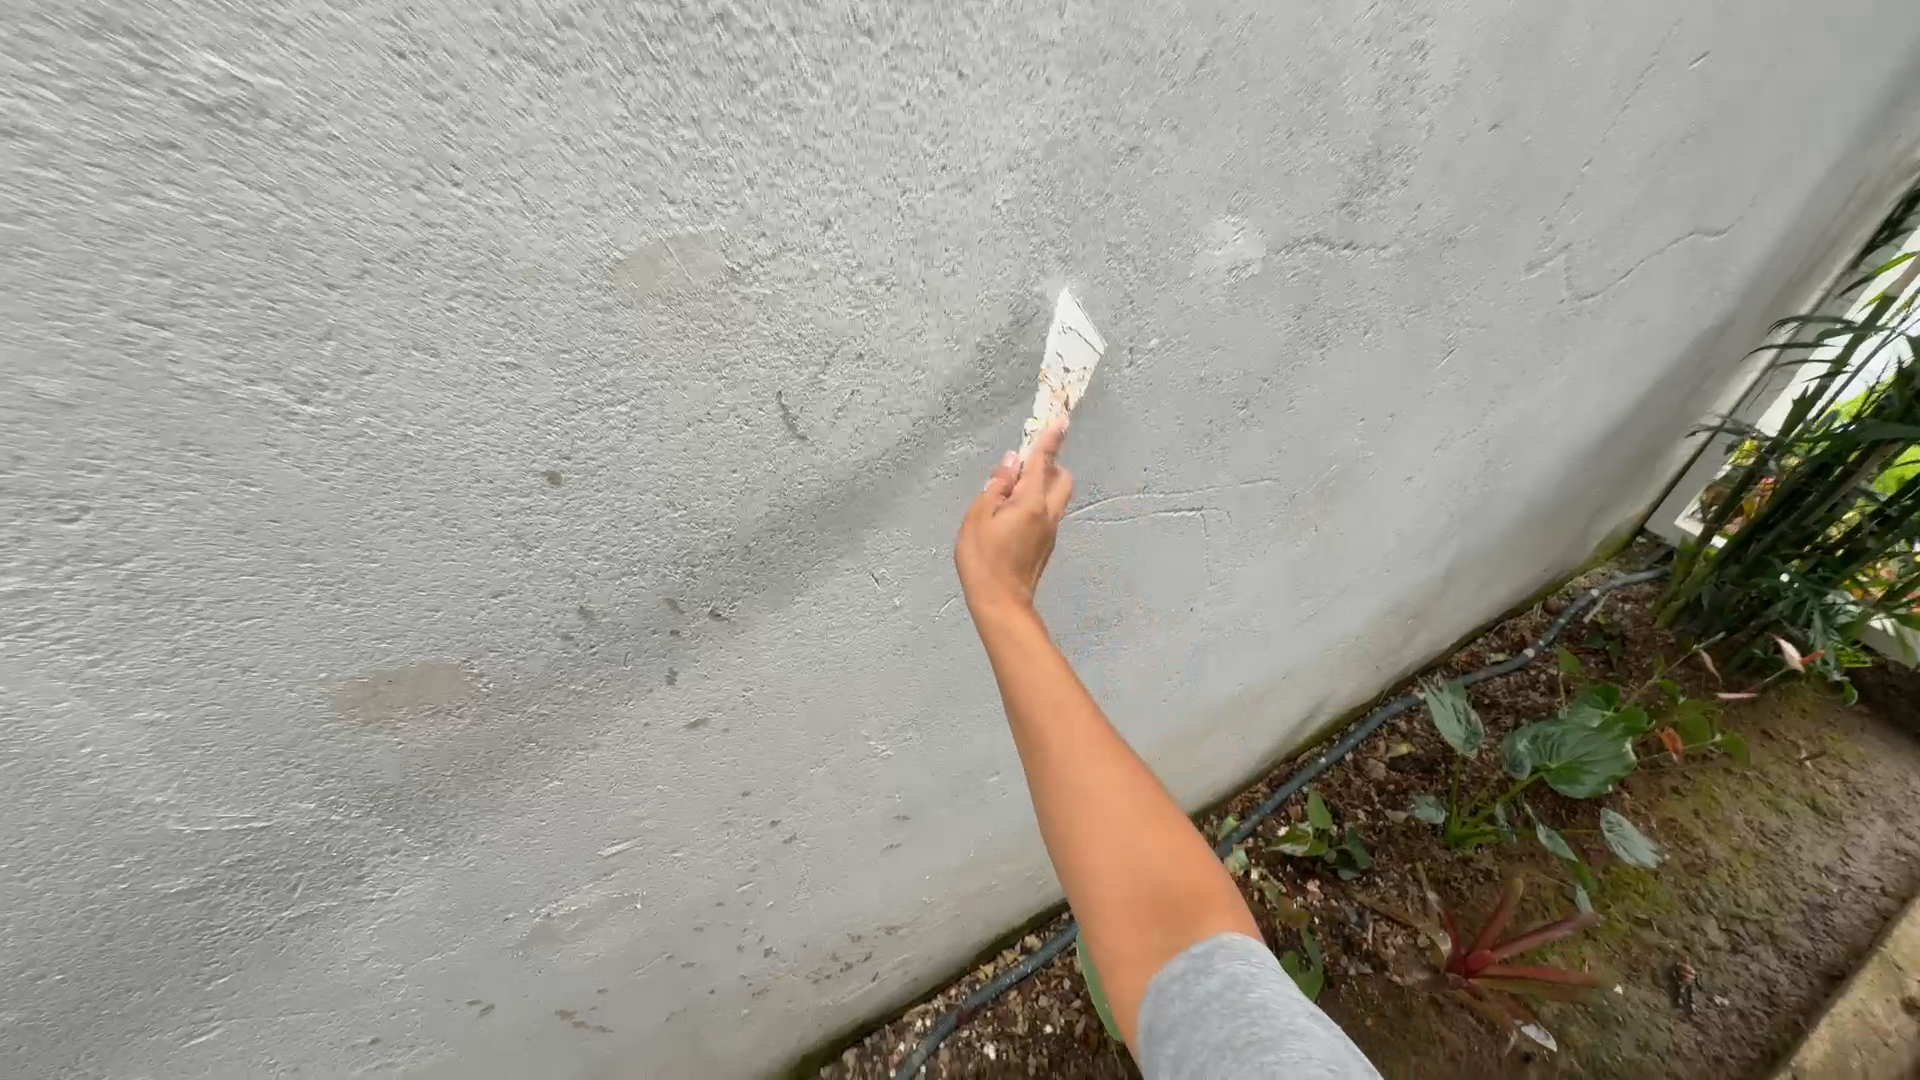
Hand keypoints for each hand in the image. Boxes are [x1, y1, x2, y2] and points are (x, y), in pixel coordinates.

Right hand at [955, 421, 1073, 616]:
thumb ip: (997, 485)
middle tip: (1023, 466)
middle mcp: (1047, 514)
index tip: (1060, 420)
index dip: (1050, 439)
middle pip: (1062, 479)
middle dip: (1050, 465)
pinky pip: (1046, 514)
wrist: (1000, 602)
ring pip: (1055, 497)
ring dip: (1040, 486)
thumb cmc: (983, 560)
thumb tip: (1011, 462)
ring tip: (1007, 495)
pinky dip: (1035, 505)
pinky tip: (1010, 517)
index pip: (1043, 462)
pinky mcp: (1046, 545)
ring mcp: (1050, 531)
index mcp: (1031, 502)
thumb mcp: (978, 517)